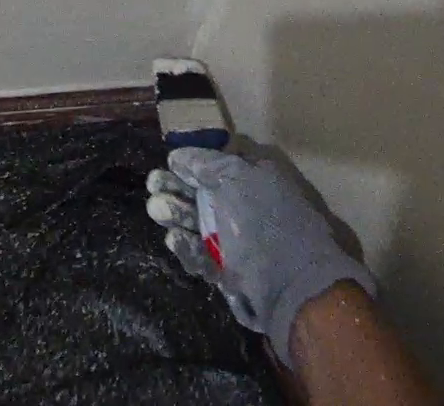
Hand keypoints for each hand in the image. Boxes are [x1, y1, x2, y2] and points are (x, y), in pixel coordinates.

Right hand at [147, 147, 376, 363]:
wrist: (291, 287)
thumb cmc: (263, 222)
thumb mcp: (234, 179)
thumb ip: (204, 165)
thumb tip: (178, 156)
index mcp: (253, 180)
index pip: (215, 166)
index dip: (190, 163)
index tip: (168, 162)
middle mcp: (244, 208)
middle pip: (200, 194)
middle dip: (174, 188)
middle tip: (152, 185)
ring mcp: (236, 242)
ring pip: (196, 225)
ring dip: (175, 215)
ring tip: (157, 209)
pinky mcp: (228, 272)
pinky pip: (201, 255)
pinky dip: (187, 247)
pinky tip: (174, 239)